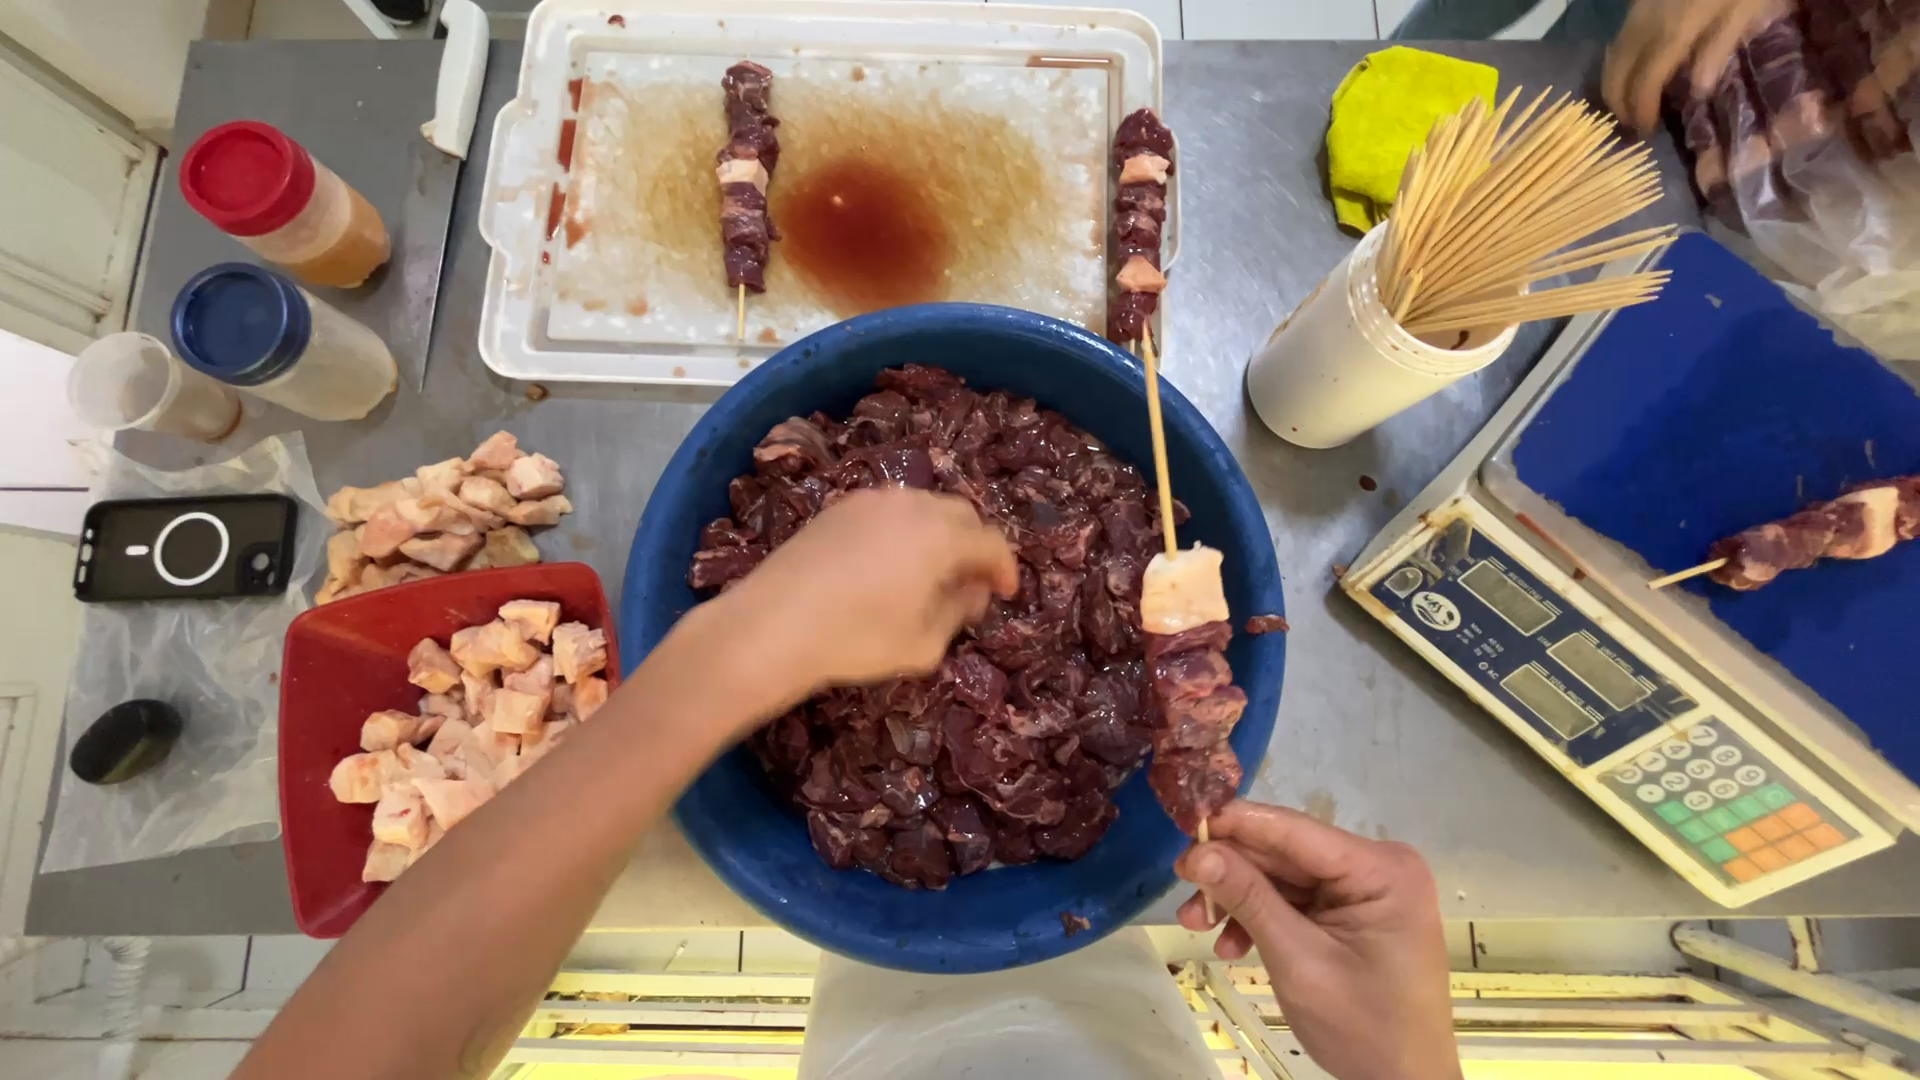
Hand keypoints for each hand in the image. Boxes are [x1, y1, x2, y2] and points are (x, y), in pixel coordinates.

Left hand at [710, 487, 1017, 703]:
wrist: (771, 625)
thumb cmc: (856, 640)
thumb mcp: (923, 643)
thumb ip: (959, 611)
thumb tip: (971, 591)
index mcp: (940, 537)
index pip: (991, 542)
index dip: (1005, 568)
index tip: (1006, 593)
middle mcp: (911, 506)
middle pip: (961, 514)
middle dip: (974, 546)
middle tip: (970, 582)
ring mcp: (871, 501)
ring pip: (924, 507)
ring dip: (940, 534)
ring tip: (930, 572)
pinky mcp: (838, 507)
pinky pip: (889, 511)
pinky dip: (905, 530)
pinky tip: (890, 563)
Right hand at [1175, 801, 1459, 1079]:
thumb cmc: (1363, 1028)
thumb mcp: (1298, 960)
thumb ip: (1247, 898)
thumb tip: (1196, 853)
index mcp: (1380, 868)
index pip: (1292, 829)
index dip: (1234, 823)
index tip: (1183, 827)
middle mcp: (1373, 864)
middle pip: (1281, 852)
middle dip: (1229, 871)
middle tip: (1181, 883)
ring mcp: (1360, 886)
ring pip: (1277, 874)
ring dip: (1235, 897)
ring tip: (1195, 923)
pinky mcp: (1346, 907)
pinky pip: (1289, 896)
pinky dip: (1256, 915)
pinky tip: (1229, 942)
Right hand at [1603, 0, 1788, 131]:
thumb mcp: (1750, 1)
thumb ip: (1720, 44)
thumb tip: (1696, 92)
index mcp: (1672, 32)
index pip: (1644, 84)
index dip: (1641, 111)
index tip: (1646, 132)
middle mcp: (1644, 27)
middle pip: (1617, 76)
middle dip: (1619, 104)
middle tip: (1631, 123)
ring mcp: (1637, 13)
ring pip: (1612, 60)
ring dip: (1614, 86)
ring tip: (1627, 102)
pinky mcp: (1639, 3)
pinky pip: (1619, 43)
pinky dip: (1620, 64)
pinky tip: (1633, 69)